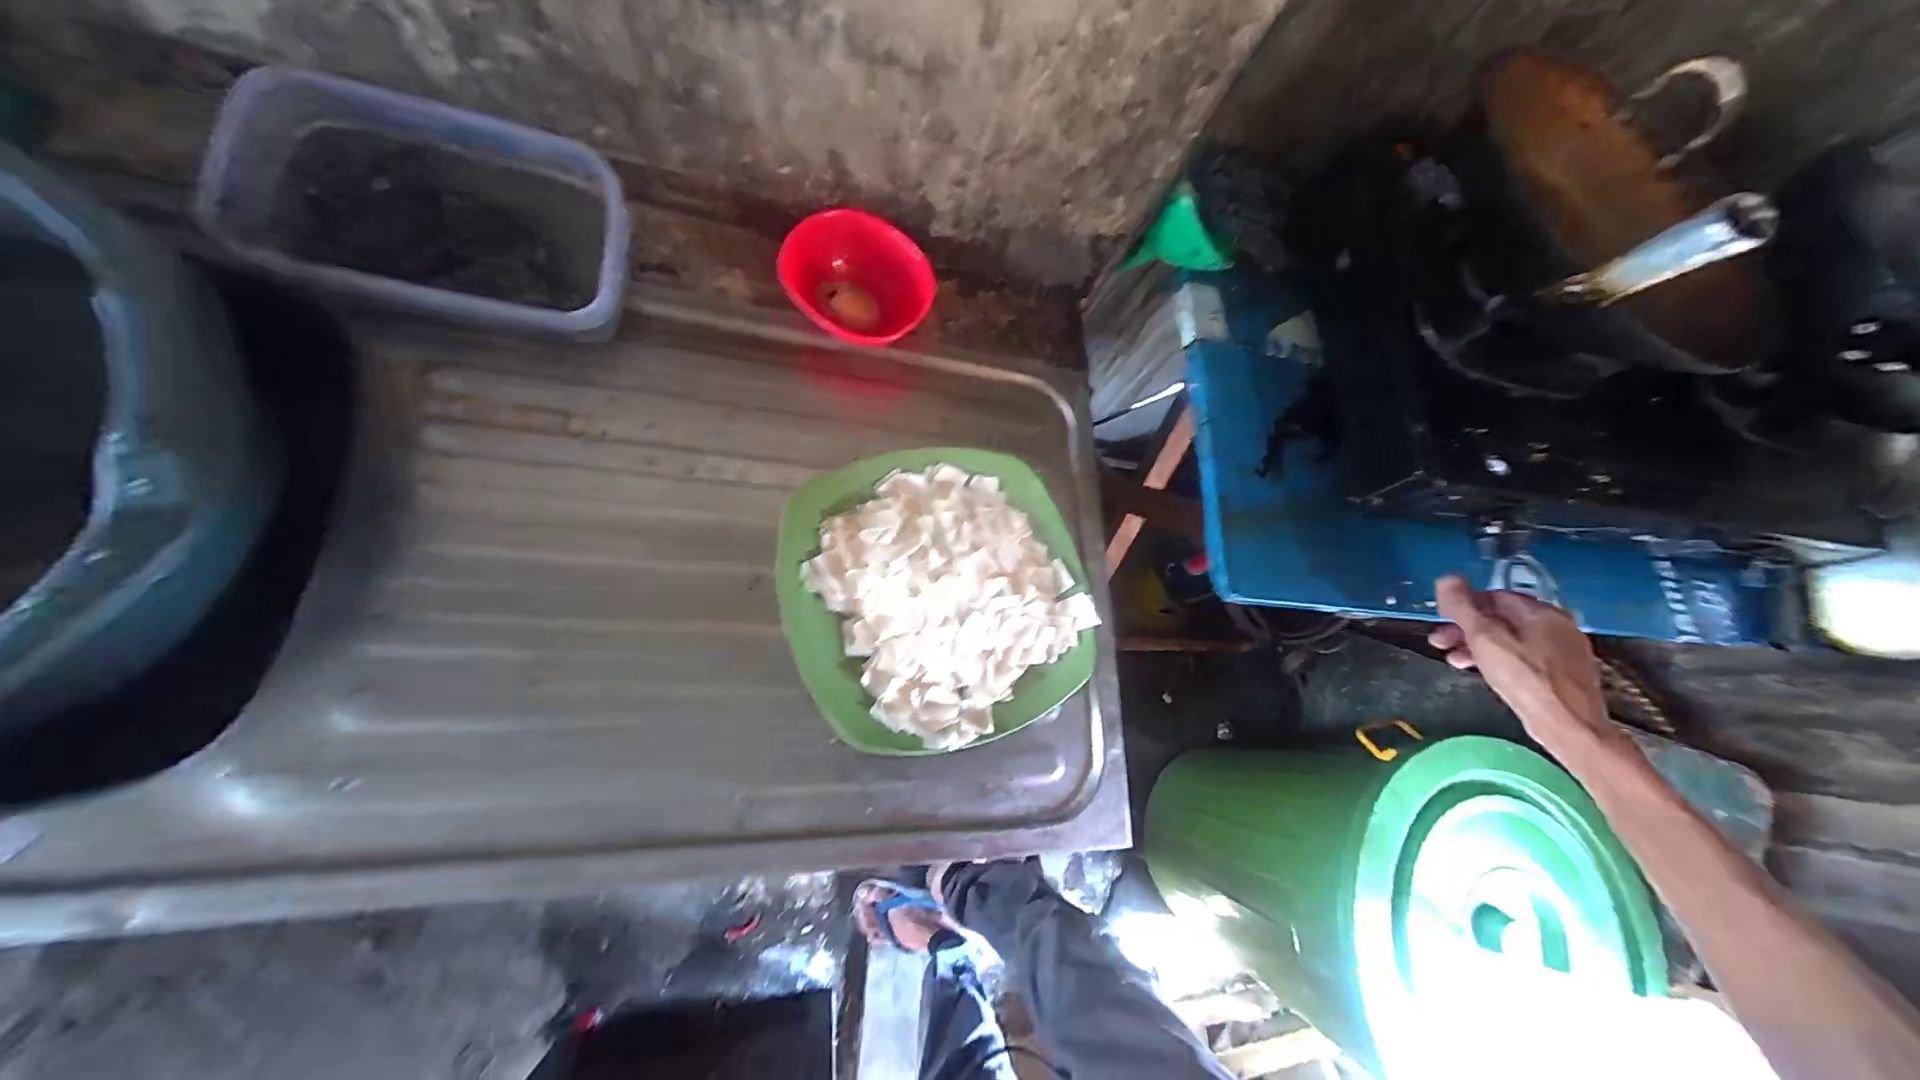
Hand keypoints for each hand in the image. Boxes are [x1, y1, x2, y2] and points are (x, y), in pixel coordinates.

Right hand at [1429, 575, 1622, 762]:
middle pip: (1501, 618)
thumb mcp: (1484, 639)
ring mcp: (1563, 650)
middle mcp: (1557, 625)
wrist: (1569, 725)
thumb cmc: (1524, 678)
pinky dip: (1499, 659)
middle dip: (1466, 628)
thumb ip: (1463, 608)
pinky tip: (1484, 672)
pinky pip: (1524, 656)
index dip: (1463, 605)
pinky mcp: (1563, 672)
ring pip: (1511, 638)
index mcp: (1541, 612)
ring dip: (1478, 645)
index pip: (1494, 596)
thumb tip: (1446, 579)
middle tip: (1439, 641)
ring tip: (1454, 660)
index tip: (1441, 620)